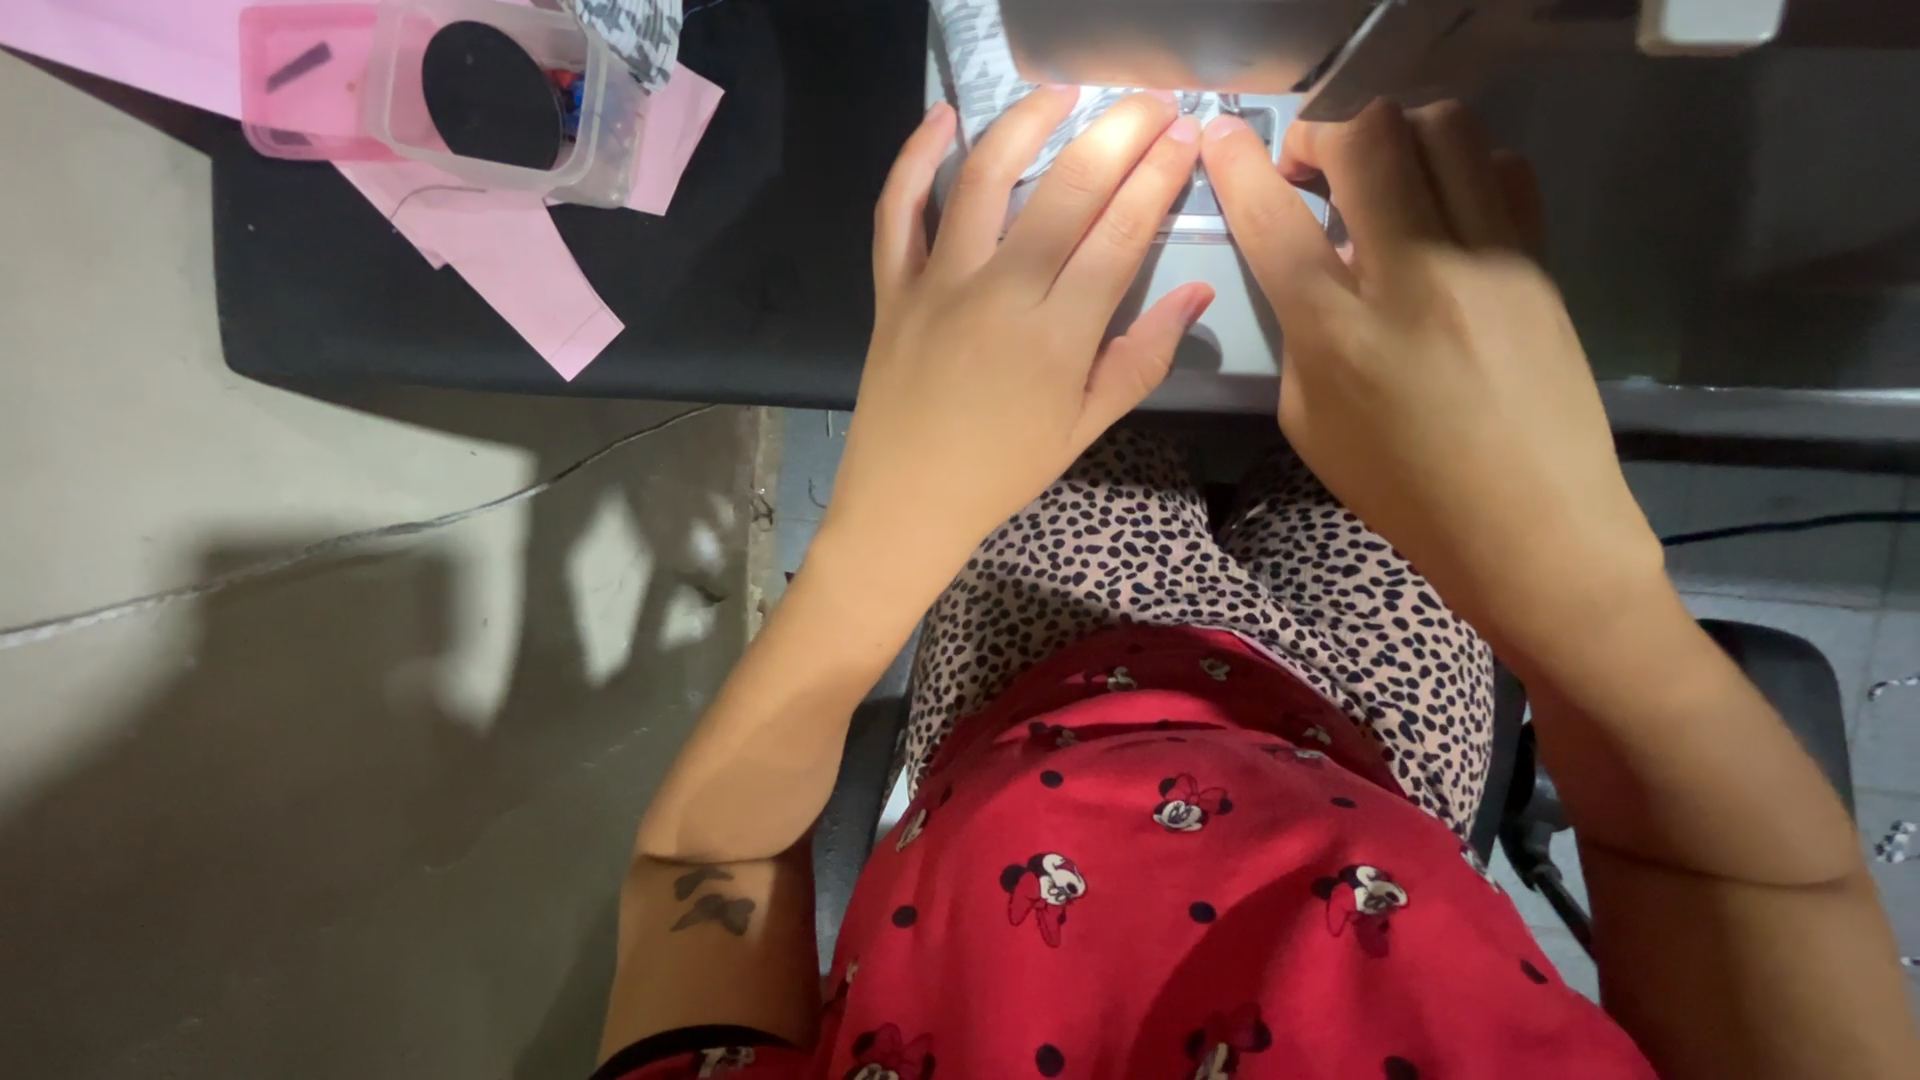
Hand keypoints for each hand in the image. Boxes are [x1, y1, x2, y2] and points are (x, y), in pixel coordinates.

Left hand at [818, 89, 1213, 602]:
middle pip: (1067, 191)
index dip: (1159, 176)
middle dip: (1117, 133)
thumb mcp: (1083, 428)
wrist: (906, 500)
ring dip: (1027, 123)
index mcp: (1057, 335)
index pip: (1120, 233)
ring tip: (1062, 92)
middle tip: (1148, 101)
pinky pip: (897, 211)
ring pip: (984, 179)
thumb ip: (1141, 359)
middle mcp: (1000, 294)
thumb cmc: (1001, 472)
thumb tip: (1196, 294)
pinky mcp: (892, 288)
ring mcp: (939, 285)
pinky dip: (915, 159)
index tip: (1186, 134)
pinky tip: (943, 117)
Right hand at [1201, 101, 1663, 666]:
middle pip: (1370, 140)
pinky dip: (1460, 164)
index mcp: (1337, 331)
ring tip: (1375, 176)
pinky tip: (1439, 206)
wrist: (1526, 523)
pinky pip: (1502, 168)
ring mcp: (1489, 259)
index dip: (1238, 166)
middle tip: (1306, 164)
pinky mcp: (1539, 261)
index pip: (1274, 219)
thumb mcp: (1308, 421)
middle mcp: (1413, 274)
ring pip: (1446, 128)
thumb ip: (1302, 337)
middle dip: (1323, 132)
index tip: (1222, 135)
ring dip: (1395, 133)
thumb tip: (1319, 276)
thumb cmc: (1396, 488)